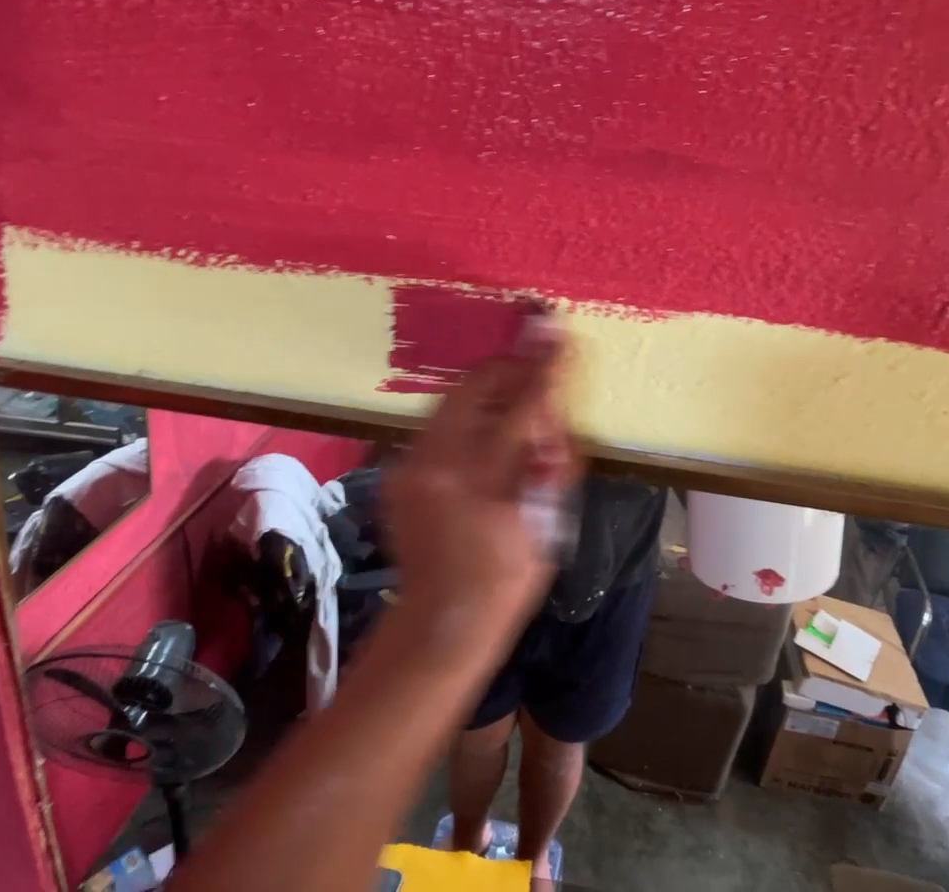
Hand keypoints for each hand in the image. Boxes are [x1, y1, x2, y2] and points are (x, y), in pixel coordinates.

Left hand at [383, 320, 576, 647]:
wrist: (442, 621)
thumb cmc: (508, 576)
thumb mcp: (546, 520)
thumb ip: (551, 456)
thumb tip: (553, 402)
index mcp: (484, 480)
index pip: (520, 401)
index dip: (540, 363)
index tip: (551, 325)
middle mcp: (437, 463)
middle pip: (477, 387)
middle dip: (511, 380)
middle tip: (535, 401)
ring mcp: (409, 466)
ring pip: (455, 403)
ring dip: (488, 403)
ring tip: (509, 435)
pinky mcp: (395, 473)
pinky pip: (436, 429)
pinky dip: (464, 428)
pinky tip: (479, 455)